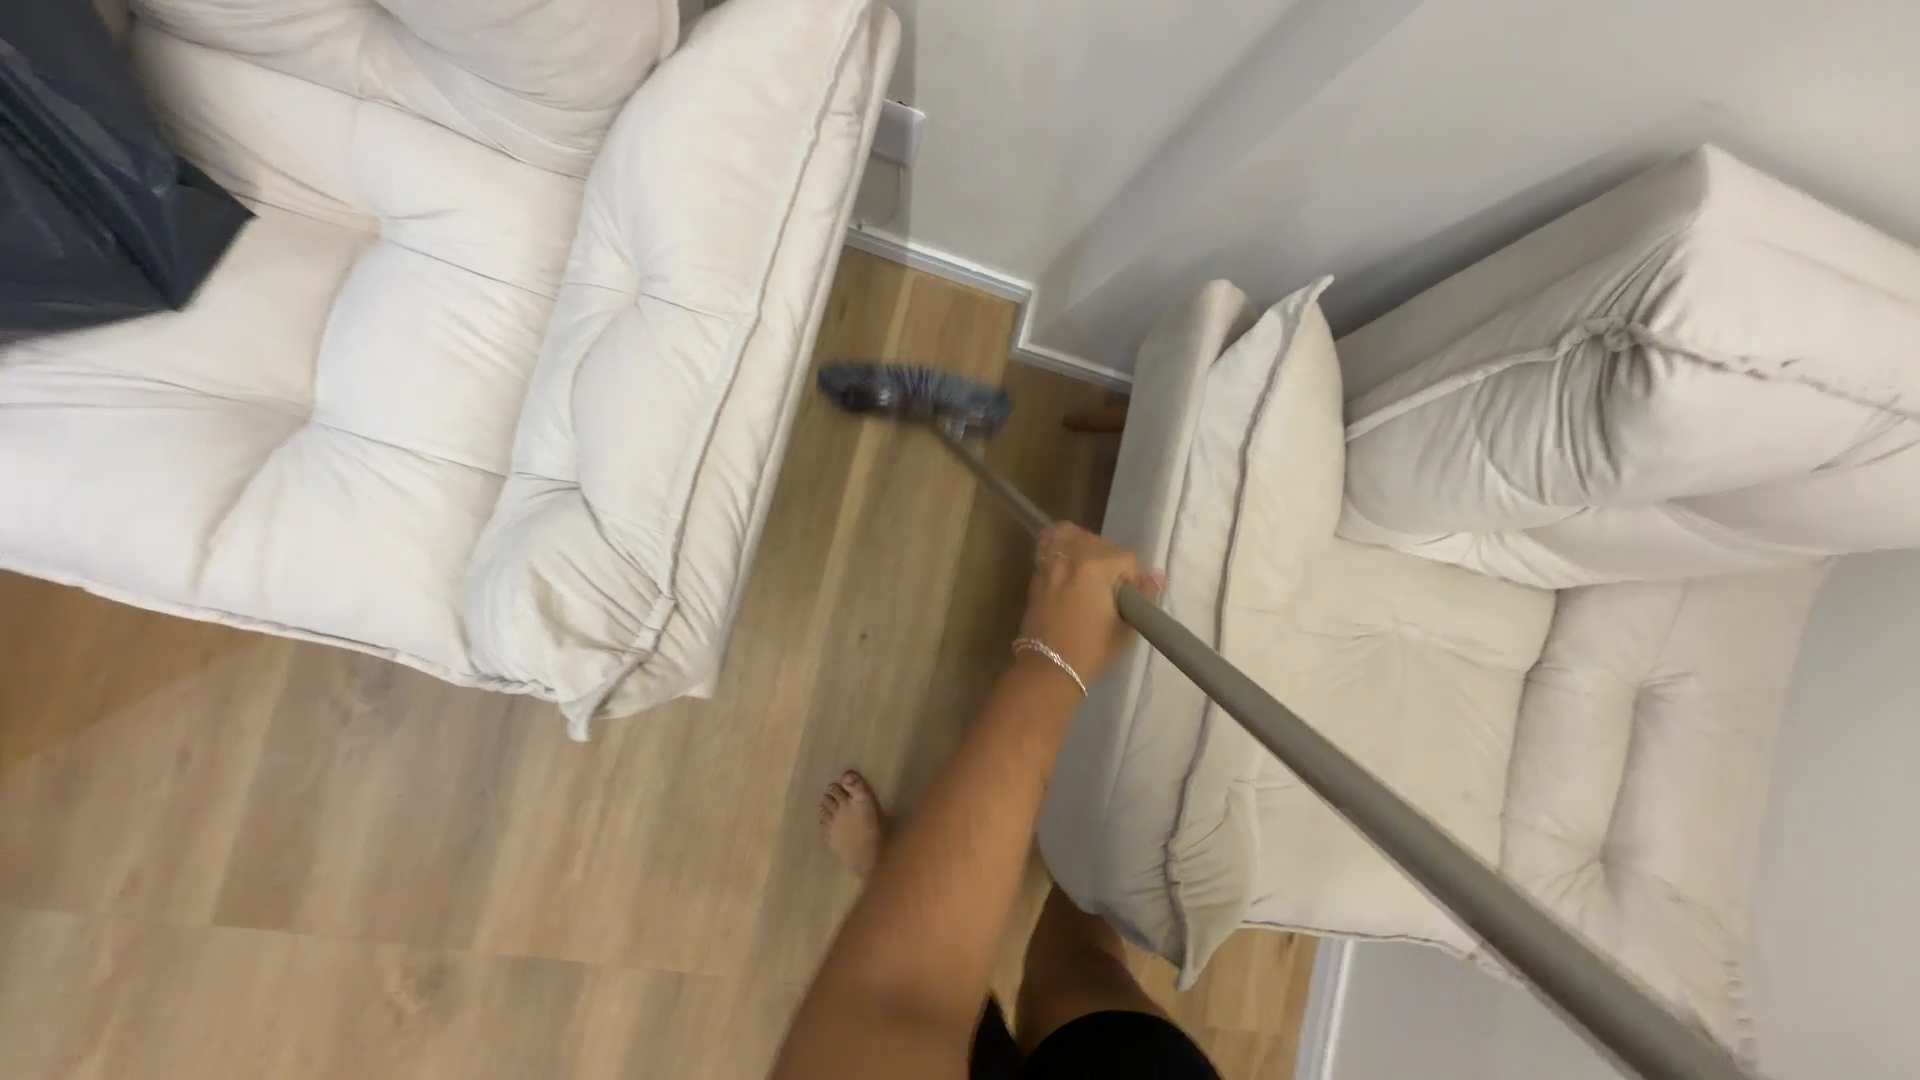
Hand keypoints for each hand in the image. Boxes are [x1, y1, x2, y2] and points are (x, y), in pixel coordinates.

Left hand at [1018, 523, 1163, 685]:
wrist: (1048, 667)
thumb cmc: (1091, 651)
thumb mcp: (1125, 629)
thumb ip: (1143, 597)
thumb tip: (1156, 576)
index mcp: (1097, 567)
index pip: (1126, 558)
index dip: (1132, 577)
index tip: (1129, 598)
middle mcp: (1072, 557)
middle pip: (1099, 542)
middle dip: (1110, 560)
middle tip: (1110, 587)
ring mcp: (1050, 563)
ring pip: (1069, 534)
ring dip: (1083, 546)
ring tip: (1089, 569)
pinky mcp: (1036, 573)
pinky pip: (1047, 545)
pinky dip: (1058, 546)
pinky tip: (1066, 562)